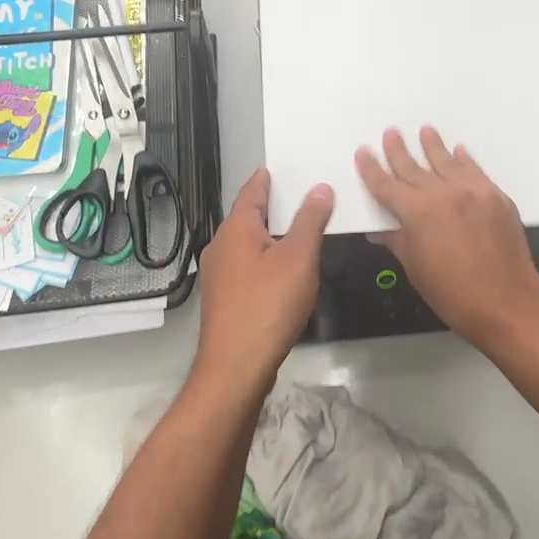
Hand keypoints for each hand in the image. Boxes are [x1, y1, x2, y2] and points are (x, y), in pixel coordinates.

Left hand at [192, 168, 333, 391]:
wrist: (235, 368)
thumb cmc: (267, 305)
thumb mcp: (298, 258)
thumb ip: (310, 221)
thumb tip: (319, 188)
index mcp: (235, 230)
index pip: (250, 193)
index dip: (265, 180)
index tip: (276, 170)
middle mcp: (220, 247)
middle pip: (247, 218)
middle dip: (271, 208)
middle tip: (298, 197)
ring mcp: (218, 277)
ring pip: (247, 246)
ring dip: (269, 237)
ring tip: (298, 233)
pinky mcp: (224, 301)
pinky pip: (247, 269)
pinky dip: (265, 261)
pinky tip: (283, 273)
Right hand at [356, 127, 538, 351]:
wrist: (508, 303)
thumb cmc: (454, 295)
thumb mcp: (416, 270)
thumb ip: (398, 242)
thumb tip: (381, 230)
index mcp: (416, 213)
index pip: (386, 185)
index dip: (372, 169)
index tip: (364, 152)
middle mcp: (443, 194)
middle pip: (414, 168)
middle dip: (399, 150)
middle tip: (391, 132)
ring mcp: (473, 192)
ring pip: (446, 162)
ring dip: (433, 145)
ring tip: (425, 130)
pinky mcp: (496, 197)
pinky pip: (475, 171)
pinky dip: (464, 160)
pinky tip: (458, 151)